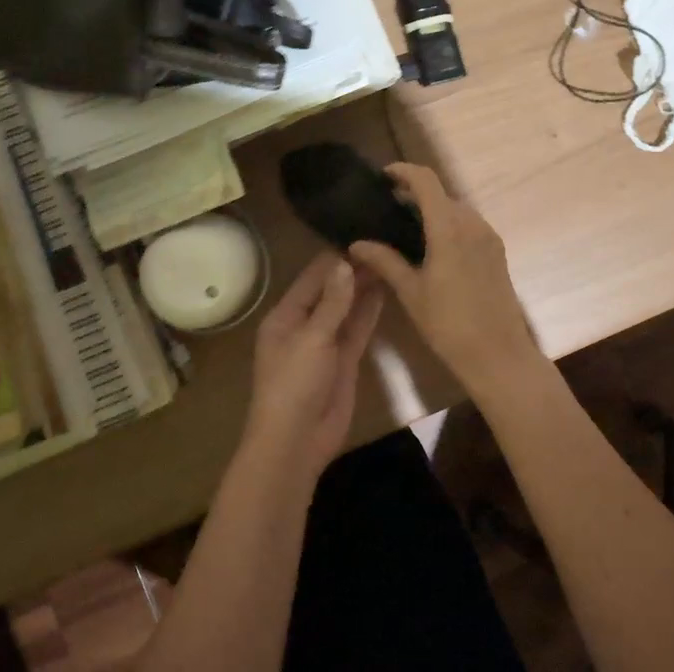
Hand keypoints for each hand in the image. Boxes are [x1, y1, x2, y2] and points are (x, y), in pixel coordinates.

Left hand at [242, 253, 384, 480]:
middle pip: (331, 291)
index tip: (361, 232)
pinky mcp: (344, 361)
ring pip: (347, 309)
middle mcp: (304, 325)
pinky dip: (369, 312)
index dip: (335, 257)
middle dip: (352, 270)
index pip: (312, 278)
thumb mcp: (312, 338)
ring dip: (363, 288)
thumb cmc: (294, 384)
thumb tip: (345, 263)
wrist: (296, 441)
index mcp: (285, 316)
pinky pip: (357, 330)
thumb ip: (332, 302)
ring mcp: (326, 344)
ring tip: (389, 258)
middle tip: (383, 241)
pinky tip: (385, 290)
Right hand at [347, 164, 541, 390]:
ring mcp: (489, 237)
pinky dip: (449, 225)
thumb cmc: (449, 324)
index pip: (426, 181)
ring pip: (457, 210)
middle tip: (387, 210)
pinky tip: (433, 249)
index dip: (404, 171)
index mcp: (449, 228)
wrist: (499, 355)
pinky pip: (469, 226)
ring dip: (433, 210)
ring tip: (406, 230)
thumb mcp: (411, 292)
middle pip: (441, 194)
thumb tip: (356, 243)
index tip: (382, 177)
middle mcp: (473, 224)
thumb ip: (385, 261)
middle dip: (415, 194)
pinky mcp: (497, 252)